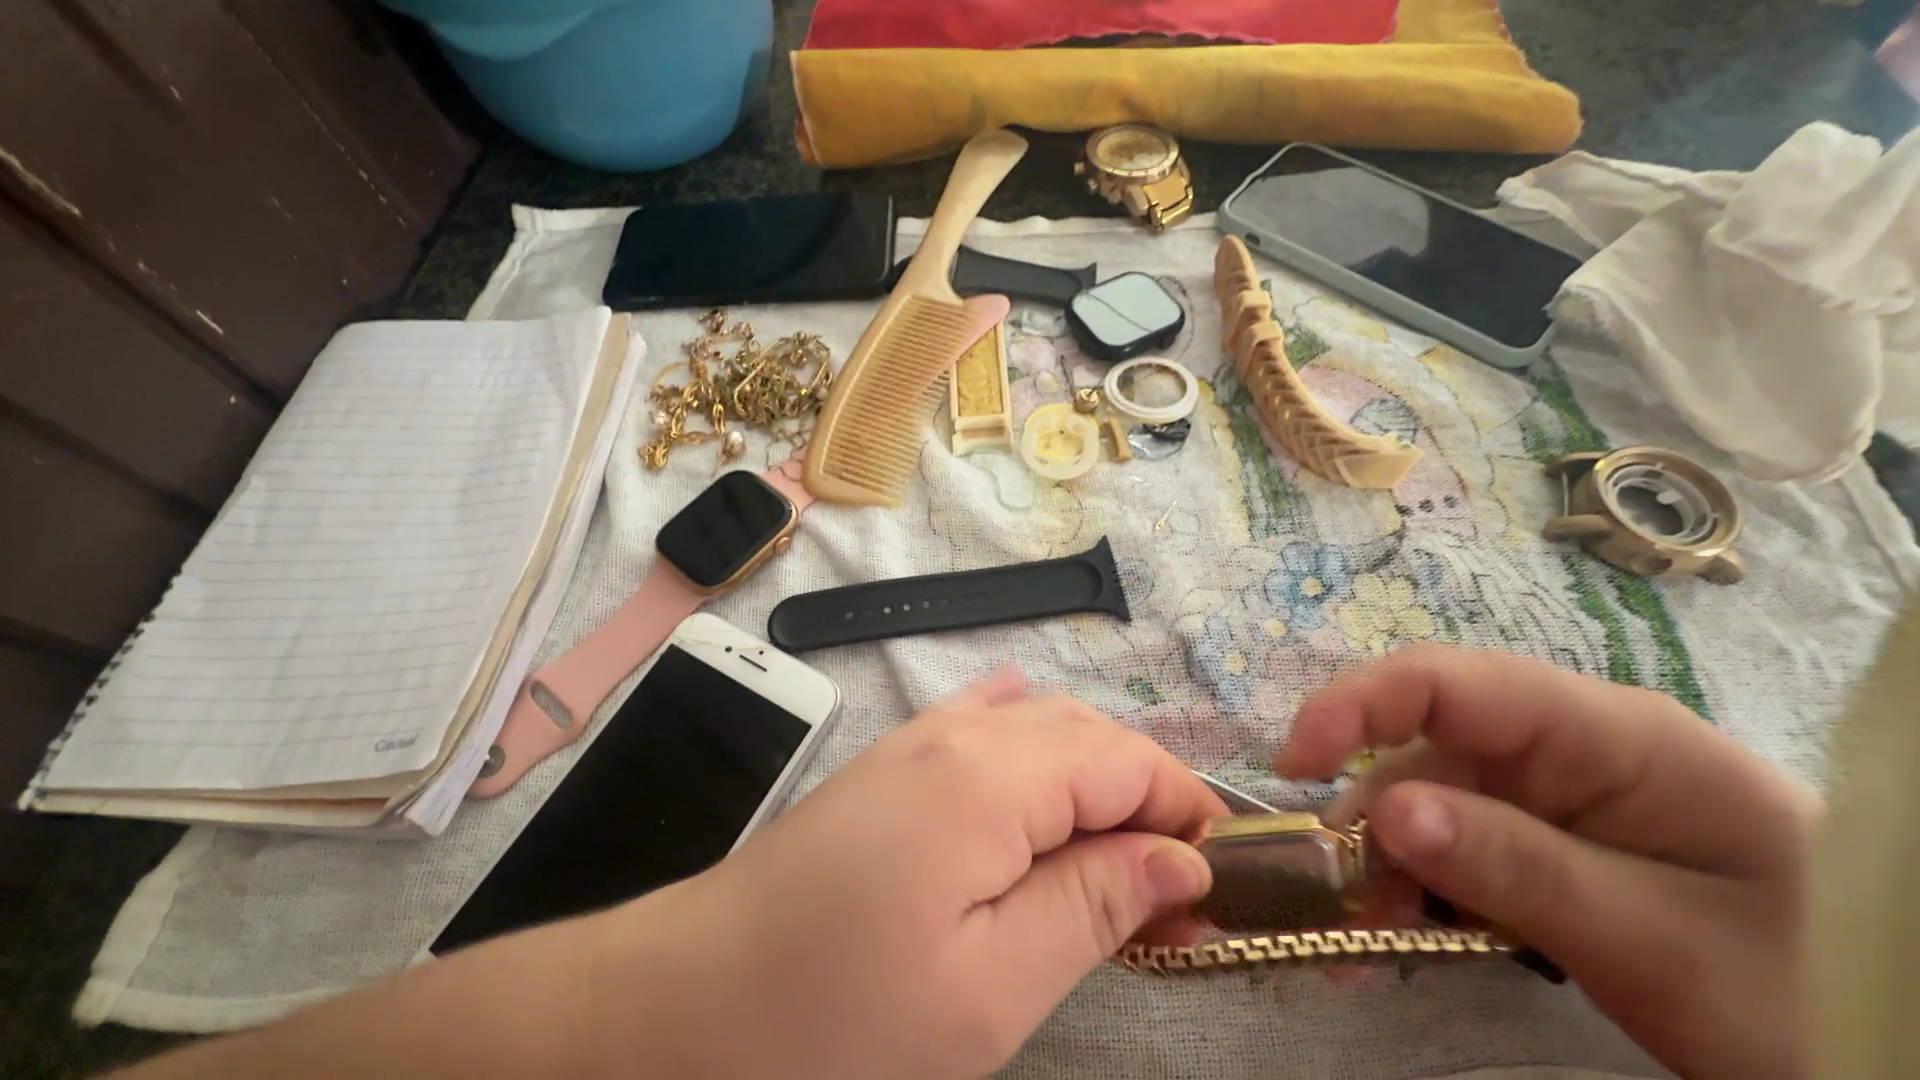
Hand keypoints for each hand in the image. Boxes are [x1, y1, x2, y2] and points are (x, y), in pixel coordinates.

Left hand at [583, 668, 1225, 1079]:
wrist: (686, 1000)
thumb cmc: (838, 1016)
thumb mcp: (989, 987)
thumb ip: (1094, 905)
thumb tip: (1178, 859)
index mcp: (993, 775)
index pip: (1128, 761)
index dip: (1185, 813)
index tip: (1217, 891)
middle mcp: (958, 734)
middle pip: (1090, 738)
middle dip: (1148, 803)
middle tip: (1170, 899)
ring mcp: (916, 740)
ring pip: (1041, 729)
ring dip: (1095, 784)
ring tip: (1114, 867)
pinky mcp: (889, 766)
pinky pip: (982, 725)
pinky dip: (1033, 748)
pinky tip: (1044, 773)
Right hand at [1275, 645, 1818, 1079]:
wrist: (1889, 1033)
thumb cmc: (1794, 983)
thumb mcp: (1653, 941)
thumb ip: (1517, 867)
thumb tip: (1383, 811)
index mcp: (1606, 732)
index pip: (1452, 680)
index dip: (1356, 703)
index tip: (1291, 766)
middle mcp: (1566, 742)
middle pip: (1425, 746)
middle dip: (1366, 814)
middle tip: (1330, 902)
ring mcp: (1556, 787)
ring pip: (1429, 797)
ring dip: (1385, 860)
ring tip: (1363, 940)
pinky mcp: (1549, 831)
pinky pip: (1457, 838)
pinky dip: (1416, 883)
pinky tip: (1399, 931)